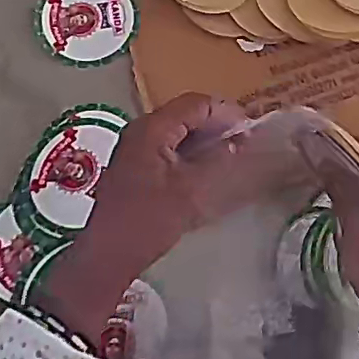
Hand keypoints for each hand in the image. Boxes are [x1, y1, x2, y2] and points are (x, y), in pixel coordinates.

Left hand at [33, 92, 243, 334]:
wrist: (107, 255)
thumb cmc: (149, 219)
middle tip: (244, 142)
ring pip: (178, 130)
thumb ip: (220, 159)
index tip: (251, 131)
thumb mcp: (193, 188)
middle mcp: (141, 130)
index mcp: (153, 128)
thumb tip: (240, 140)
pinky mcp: (135, 165)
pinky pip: (169, 145)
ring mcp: (135, 147)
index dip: (227, 113)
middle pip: (186, 113)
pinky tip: (207, 169)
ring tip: (231, 155)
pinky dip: (191, 151)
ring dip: (205, 138)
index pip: (197, 104)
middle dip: (218, 124)